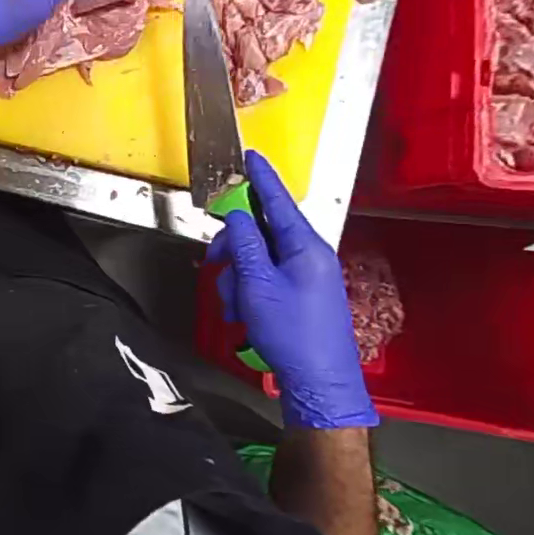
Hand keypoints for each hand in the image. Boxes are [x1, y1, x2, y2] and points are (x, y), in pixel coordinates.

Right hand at [205, 151, 378, 430]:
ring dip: (237, 279)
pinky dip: (247, 293)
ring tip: (237, 306)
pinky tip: (244, 314)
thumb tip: (238, 216)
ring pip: (256, 259)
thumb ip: (246, 245)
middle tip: (215, 265)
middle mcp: (307, 256)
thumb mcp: (258, 284)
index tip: (252, 157)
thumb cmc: (290, 330)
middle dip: (233, 249)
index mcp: (304, 247)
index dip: (262, 179)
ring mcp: (304, 276)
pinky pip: (263, 279)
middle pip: (259, 233)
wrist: (318, 377)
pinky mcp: (298, 294)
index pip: (278, 202)